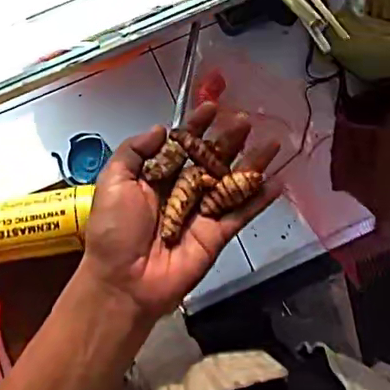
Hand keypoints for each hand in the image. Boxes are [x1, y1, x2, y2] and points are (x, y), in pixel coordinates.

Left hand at [78, 103, 280, 321]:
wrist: (122, 281)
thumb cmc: (112, 230)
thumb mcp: (113, 180)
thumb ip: (135, 150)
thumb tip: (161, 127)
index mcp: (157, 175)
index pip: (182, 144)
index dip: (197, 125)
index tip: (211, 108)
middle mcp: (182, 189)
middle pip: (211, 158)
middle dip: (229, 138)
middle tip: (246, 120)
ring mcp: (202, 211)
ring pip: (231, 181)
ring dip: (252, 163)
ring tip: (271, 144)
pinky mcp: (217, 234)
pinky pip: (241, 213)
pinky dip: (260, 200)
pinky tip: (276, 182)